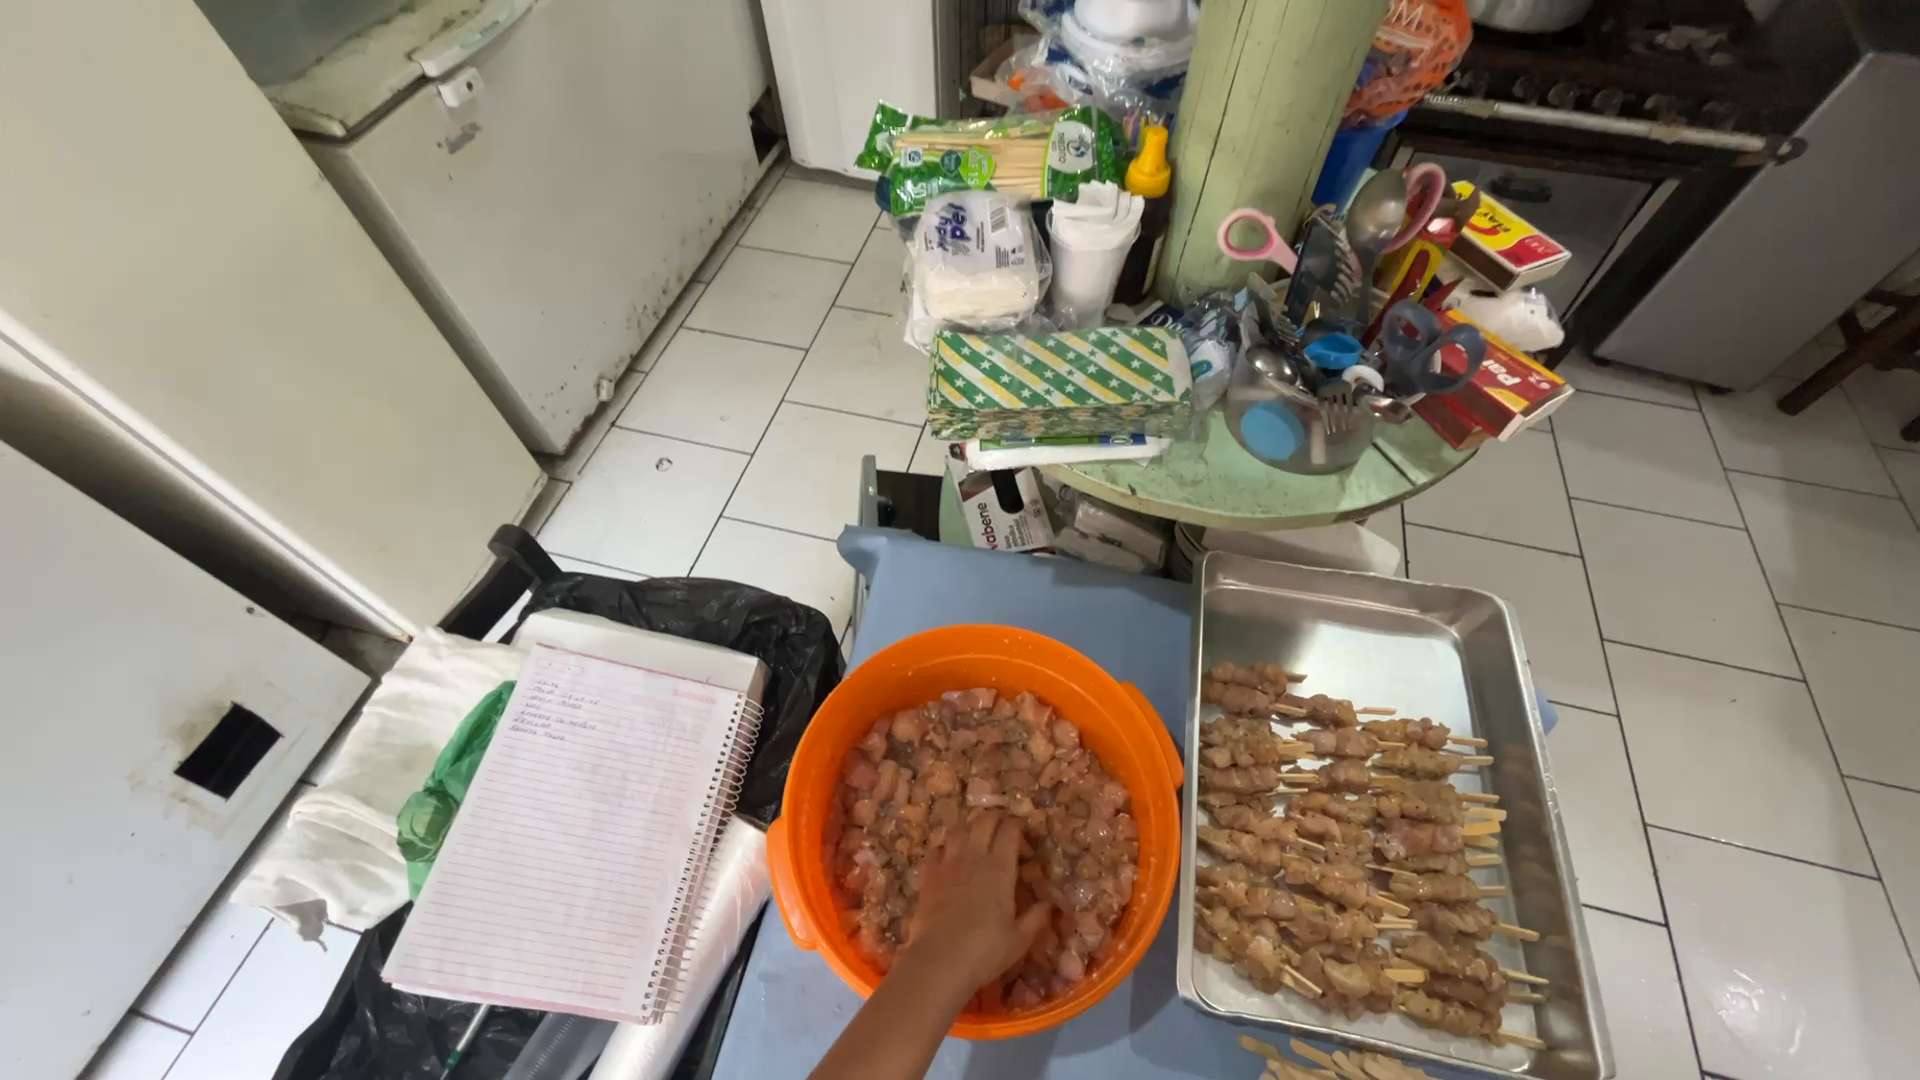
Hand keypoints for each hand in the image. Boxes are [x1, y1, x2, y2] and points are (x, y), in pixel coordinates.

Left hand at [901, 809, 1050, 994]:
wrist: (939, 959)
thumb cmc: (985, 950)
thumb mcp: (1019, 939)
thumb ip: (1036, 918)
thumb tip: (1049, 903)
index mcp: (999, 867)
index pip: (1009, 830)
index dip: (1018, 825)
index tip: (1025, 835)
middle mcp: (973, 856)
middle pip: (984, 820)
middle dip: (996, 817)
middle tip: (1004, 825)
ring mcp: (948, 862)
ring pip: (959, 828)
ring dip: (971, 825)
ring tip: (977, 832)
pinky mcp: (928, 874)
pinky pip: (937, 848)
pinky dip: (946, 845)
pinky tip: (949, 854)